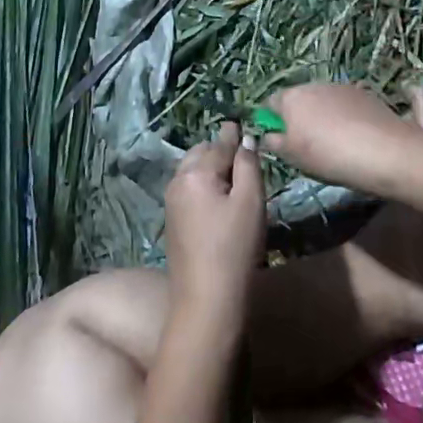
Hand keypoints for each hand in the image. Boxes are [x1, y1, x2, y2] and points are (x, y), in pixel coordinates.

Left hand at [164, 123, 264, 319]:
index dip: (233, 135)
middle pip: (200, 154)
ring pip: (192, 172)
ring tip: (232, 174)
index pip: (219, 144)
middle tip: (241, 154)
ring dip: (209, 168)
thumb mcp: (251, 201)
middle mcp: (177, 181)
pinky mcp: (172, 222)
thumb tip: (244, 140)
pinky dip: (203, 185)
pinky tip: (217, 198)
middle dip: (218, 150)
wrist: (207, 299)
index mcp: (195, 172)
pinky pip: (189, 190)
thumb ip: (248, 165)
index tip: (238, 123)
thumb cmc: (235, 247)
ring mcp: (171, 202)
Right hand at [262, 83, 422, 194]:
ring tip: (334, 141)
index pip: (270, 102)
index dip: (272, 119)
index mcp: (290, 97)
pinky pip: (345, 104)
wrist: (384, 152)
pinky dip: (344, 116)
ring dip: (323, 115)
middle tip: (306, 142)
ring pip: (323, 100)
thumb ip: (273, 142)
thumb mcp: (291, 156)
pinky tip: (354, 136)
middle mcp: (313, 85)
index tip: (280, 138)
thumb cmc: (327, 155)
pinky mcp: (366, 94)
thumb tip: (268, 135)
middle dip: (299, 115)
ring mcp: (341, 87)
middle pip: (299, 98)